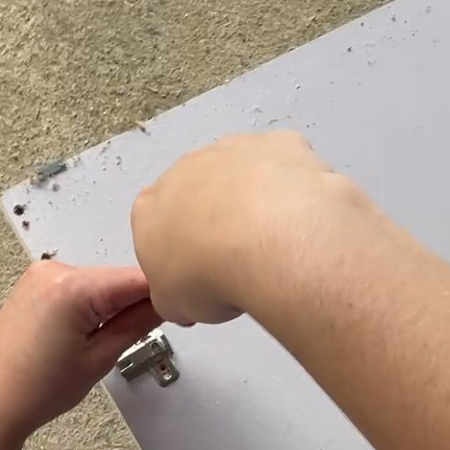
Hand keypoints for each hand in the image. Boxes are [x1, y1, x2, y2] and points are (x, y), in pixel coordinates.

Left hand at [0, 261, 162, 447]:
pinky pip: (78, 287)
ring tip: (104, 342)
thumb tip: (165, 304)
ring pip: (100, 283)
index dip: (166, 295)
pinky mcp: (34, 285)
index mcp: (72, 287)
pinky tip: (86, 332)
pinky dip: (92, 304)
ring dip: (113, 305)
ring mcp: (40, 275)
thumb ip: (137, 324)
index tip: (185, 310)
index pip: (137, 279)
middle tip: (147, 334)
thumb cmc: (33, 389)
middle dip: (138, 302)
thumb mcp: (100, 359)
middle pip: (119, 278)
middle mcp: (54, 271)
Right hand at [130, 131, 379, 324]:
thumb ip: (170, 295)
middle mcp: (185, 170)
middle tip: (237, 259)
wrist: (265, 247)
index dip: (181, 252)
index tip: (199, 274)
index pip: (156, 227)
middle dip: (215, 222)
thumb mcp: (174, 305)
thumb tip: (181, 298)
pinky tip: (299, 216)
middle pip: (197, 194)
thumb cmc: (211, 275)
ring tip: (272, 243)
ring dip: (252, 201)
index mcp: (150, 208)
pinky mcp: (278, 144)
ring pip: (241, 174)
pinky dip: (291, 185)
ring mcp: (233, 151)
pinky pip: (284, 163)